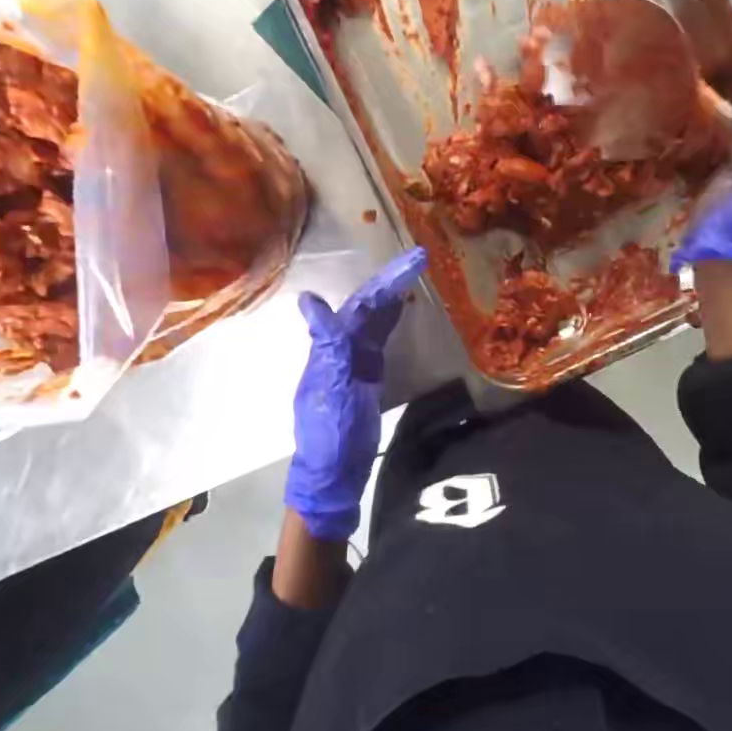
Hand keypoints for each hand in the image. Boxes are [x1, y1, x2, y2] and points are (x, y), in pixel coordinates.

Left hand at [284, 248, 427, 541]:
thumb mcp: (331, 390)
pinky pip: (380, 340)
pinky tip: (403, 308)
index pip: (362, 305)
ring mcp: (355, 362)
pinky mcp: (367, 376)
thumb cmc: (330, 434)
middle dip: (392, 282)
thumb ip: (327, 346)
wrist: (333, 473)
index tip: (414, 260)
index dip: (386, 281)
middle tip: (421, 257)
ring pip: (375, 321)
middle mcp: (341, 348)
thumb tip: (310, 299)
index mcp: (332, 347)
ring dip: (392, 297)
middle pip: (368, 307)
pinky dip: (391, 321)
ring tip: (416, 272)